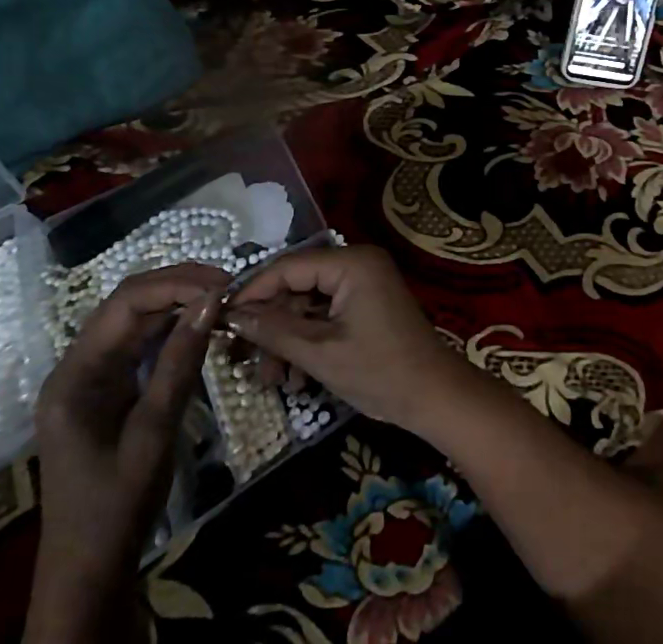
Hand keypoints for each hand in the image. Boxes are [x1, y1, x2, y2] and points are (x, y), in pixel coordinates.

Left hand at [27, 265, 225, 643]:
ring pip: (133, 322)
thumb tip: (211, 304)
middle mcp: (76, 363)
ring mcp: (90, 375)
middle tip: (228, 286)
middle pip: (126, 305)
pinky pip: (137, 346)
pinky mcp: (105, 388)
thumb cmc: (117, 506)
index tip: (222, 285)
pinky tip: (199, 326)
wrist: (89, 566)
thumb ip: (179, 365)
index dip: (174, 285)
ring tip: (221, 299)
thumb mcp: (153, 434)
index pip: (124, 305)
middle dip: (176, 287)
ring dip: (175, 305)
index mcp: (74, 373)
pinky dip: (169, 332)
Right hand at [226, 246, 472, 430]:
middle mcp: (356, 263)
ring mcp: (363, 284)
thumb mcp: (320, 353)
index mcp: (350, 263)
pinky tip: (297, 378)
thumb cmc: (381, 372)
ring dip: (287, 341)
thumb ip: (273, 330)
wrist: (438, 400)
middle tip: (247, 359)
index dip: (253, 292)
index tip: (224, 318)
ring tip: (273, 380)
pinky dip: (308, 342)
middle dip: (272, 326)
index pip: (288, 267)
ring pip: (308, 306)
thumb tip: (232, 316)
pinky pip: (325, 316)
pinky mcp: (366, 305)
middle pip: (297, 287)